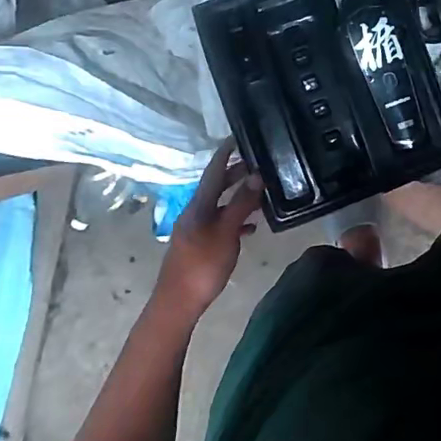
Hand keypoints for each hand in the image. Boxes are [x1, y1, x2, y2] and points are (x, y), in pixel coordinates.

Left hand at [156, 140, 262, 311]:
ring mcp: (196, 229)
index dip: (225, 153)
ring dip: (239, 196)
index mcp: (199, 206)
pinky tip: (251, 226)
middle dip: (236, 173)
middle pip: (216, 186)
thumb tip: (256, 175)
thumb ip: (241, 204)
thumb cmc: (203, 265)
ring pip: (220, 204)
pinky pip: (221, 222)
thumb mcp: (227, 233)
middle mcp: (195, 212)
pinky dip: (236, 218)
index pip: (213, 171)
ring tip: (262, 192)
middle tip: (259, 163)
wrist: (178, 303)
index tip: (238, 137)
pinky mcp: (200, 244)